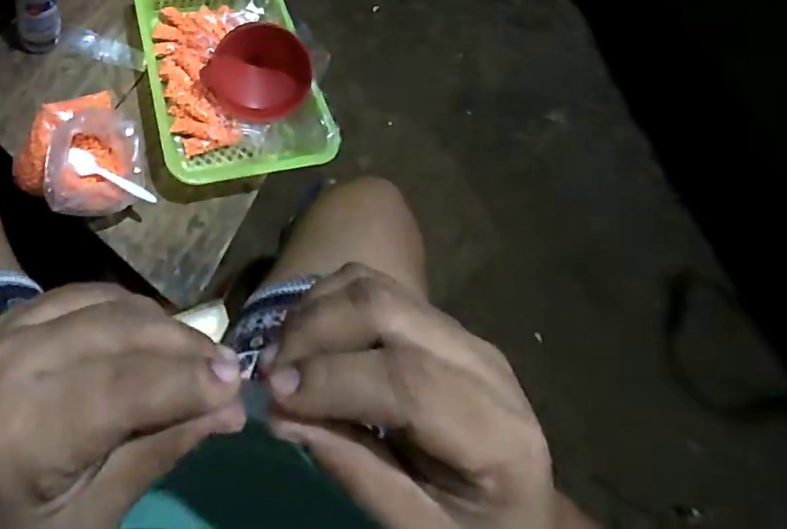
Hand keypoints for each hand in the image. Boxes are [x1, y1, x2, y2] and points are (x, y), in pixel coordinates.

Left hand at [0, 283, 246, 527]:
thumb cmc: (31, 524)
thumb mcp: (98, 511)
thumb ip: (162, 448)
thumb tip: (231, 407)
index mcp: (19, 434)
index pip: (117, 390)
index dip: (182, 380)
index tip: (236, 380)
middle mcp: (9, 365)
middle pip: (119, 335)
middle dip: (182, 347)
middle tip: (229, 368)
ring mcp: (11, 328)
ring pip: (112, 305)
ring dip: (164, 327)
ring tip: (201, 356)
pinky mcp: (20, 310)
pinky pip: (95, 294)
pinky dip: (134, 312)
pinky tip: (158, 338)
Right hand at [260, 263, 559, 528]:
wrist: (519, 513)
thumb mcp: (418, 528)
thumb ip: (353, 469)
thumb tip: (279, 415)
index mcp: (496, 431)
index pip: (407, 379)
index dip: (332, 377)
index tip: (273, 393)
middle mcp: (481, 361)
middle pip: (384, 308)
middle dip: (314, 330)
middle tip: (267, 370)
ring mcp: (457, 330)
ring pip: (372, 284)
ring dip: (315, 310)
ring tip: (280, 353)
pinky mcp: (434, 317)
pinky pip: (372, 283)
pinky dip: (328, 299)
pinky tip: (306, 335)